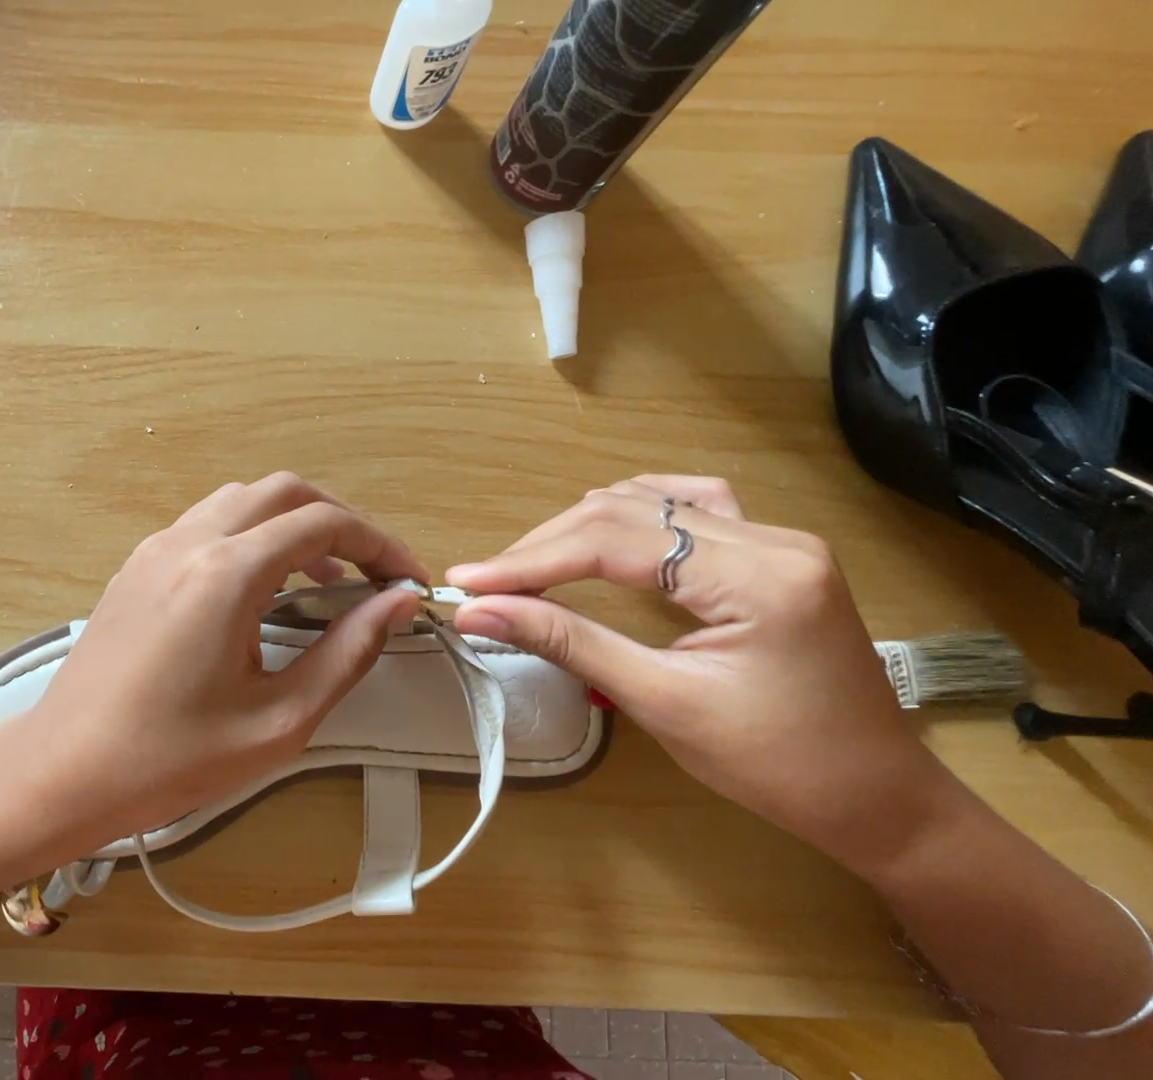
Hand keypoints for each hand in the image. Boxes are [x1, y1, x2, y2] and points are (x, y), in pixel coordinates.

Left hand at [0, 473, 424, 893]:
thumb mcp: (278, 720)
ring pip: (241, 501)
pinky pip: (205, 524)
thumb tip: (398, 603)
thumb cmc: (171, 760)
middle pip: (283, 492)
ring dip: (292, 525)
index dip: (380, 545)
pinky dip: (250, 536)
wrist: (63, 771)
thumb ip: (347, 653)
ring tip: (324, 582)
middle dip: (339, 522)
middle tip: (371, 574)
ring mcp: (154, 549)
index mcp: (226, 573)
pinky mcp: (135, 566)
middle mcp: (189, 541)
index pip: (324, 524)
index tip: (409, 582)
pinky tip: (262, 590)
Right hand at [445, 475, 954, 873]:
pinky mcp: (772, 554)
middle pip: (627, 511)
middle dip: (547, 545)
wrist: (876, 798)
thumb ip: (568, 643)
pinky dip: (633, 516)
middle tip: (488, 585)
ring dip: (582, 528)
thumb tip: (480, 613)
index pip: (616, 541)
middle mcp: (772, 538)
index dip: (532, 559)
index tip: (467, 581)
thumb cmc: (775, 765)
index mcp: (757, 576)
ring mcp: (778, 540)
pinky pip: (690, 508)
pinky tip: (604, 533)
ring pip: (653, 502)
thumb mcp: (661, 703)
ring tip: (531, 568)